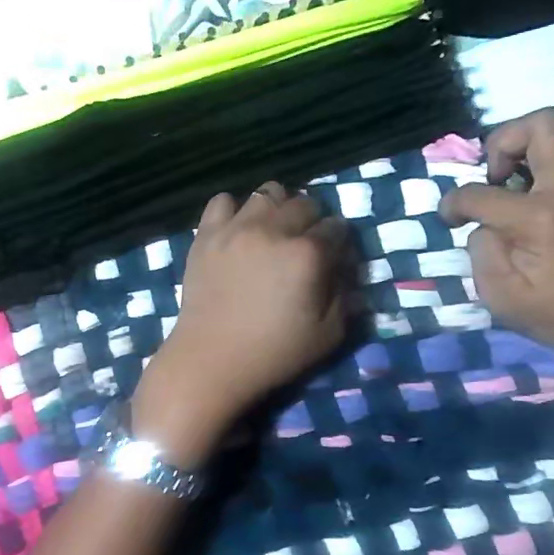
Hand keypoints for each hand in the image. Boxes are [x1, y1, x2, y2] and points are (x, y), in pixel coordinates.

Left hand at [133, 183, 358, 463]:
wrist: (210, 361)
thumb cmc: (274, 354)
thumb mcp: (328, 336)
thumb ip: (345, 298)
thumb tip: (347, 273)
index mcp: (307, 254)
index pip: (336, 228)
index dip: (340, 242)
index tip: (334, 257)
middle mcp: (273, 230)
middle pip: (304, 203)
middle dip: (313, 220)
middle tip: (305, 244)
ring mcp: (235, 228)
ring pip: (267, 193)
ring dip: (278, 207)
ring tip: (274, 231)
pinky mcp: (206, 235)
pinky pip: (222, 201)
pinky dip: (234, 210)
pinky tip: (238, 230)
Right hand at [439, 109, 553, 396]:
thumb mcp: (499, 294)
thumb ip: (481, 249)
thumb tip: (483, 224)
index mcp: (540, 215)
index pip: (480, 193)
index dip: (454, 203)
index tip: (449, 217)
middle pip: (543, 124)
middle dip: (506, 138)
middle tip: (495, 173)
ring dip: (544, 133)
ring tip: (522, 163)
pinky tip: (541, 179)